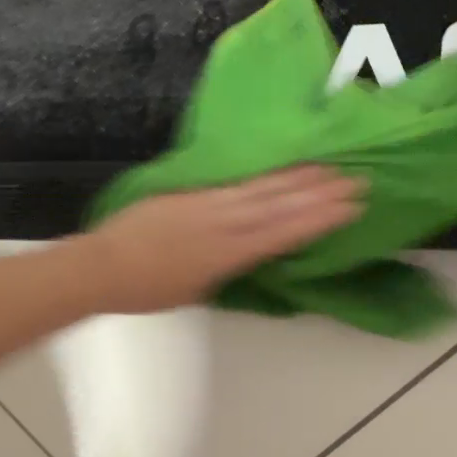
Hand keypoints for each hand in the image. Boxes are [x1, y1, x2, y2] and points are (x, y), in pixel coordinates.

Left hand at [74, 167, 363, 313]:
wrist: (100, 266)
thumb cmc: (144, 290)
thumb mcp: (194, 290)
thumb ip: (223, 269)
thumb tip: (245, 255)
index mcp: (225, 254)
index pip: (282, 232)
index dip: (318, 218)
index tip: (351, 205)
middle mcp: (221, 224)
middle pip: (277, 204)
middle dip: (317, 192)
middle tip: (356, 177)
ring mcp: (203, 205)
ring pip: (258, 188)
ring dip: (295, 177)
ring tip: (327, 167)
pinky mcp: (187, 194)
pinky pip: (233, 182)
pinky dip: (260, 176)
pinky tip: (276, 170)